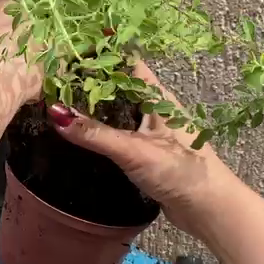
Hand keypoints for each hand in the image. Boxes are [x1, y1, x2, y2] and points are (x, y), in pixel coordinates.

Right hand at [48, 61, 249, 242]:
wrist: (209, 209)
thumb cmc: (180, 172)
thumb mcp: (134, 151)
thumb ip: (95, 134)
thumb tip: (55, 113)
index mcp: (157, 96)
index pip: (125, 63)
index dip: (100, 55)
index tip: (67, 54)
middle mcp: (154, 108)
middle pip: (118, 86)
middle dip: (90, 82)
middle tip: (54, 80)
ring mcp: (152, 131)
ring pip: (118, 111)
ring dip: (95, 108)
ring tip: (59, 103)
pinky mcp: (148, 152)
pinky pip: (119, 133)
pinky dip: (101, 130)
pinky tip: (82, 136)